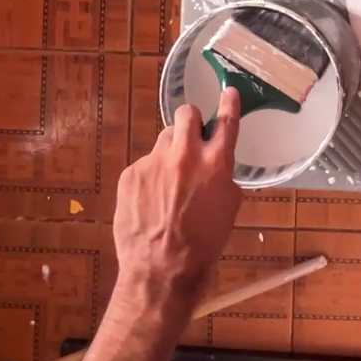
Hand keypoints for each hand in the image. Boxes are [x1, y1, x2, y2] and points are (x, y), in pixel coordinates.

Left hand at [112, 87, 243, 314]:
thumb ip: (223, 176)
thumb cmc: (205, 243)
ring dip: (170, 151)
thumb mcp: (229, 206)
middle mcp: (185, 155)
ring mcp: (154, 163)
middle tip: (192, 138)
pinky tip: (151, 201)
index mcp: (216, 163)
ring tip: (168, 180)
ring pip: (164, 139)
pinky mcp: (131, 175)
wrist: (162, 270)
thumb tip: (216, 166)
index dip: (230, 102)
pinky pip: (144, 165)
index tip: (229, 91)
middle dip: (191, 121)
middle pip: (187, 113)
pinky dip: (150, 177)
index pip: (226, 121)